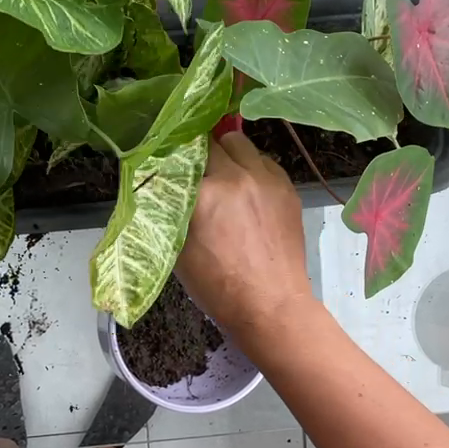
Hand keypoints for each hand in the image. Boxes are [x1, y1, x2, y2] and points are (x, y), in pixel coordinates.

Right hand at [175, 132, 315, 340]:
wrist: (270, 305)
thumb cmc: (217, 286)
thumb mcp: (178, 251)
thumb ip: (170, 213)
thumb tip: (161, 189)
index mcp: (204, 194)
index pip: (179, 156)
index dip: (171, 160)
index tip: (166, 167)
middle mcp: (236, 177)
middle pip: (210, 142)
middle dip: (199, 154)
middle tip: (194, 173)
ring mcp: (266, 179)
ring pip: (240, 144)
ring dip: (227, 154)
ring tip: (222, 177)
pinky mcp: (287, 187)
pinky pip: (263, 161)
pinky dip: (250, 169)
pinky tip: (246, 193)